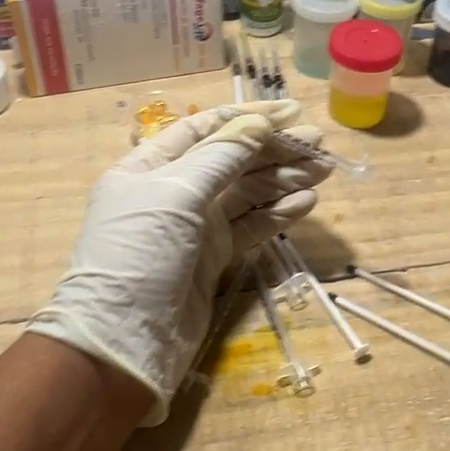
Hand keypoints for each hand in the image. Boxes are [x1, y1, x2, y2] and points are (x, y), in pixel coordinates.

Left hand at [26, 99, 330, 423]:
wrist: (125, 339)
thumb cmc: (141, 252)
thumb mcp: (178, 193)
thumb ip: (222, 156)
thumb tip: (259, 123)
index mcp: (149, 167)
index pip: (204, 129)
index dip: (247, 116)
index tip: (290, 111)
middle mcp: (172, 191)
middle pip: (231, 160)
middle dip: (273, 148)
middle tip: (319, 141)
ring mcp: (194, 227)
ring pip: (246, 193)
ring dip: (283, 178)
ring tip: (324, 168)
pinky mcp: (213, 258)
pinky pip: (250, 226)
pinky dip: (277, 214)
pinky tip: (307, 202)